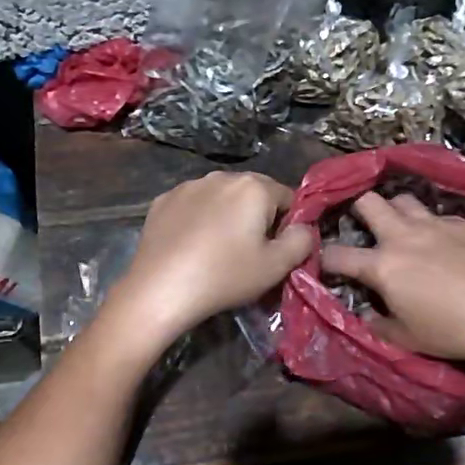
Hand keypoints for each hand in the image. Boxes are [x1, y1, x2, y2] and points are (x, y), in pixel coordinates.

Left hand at [104, 172, 312, 347]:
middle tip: (246, 254)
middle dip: (255, 218)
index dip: (287, 225)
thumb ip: (301, 241)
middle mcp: (220, 176)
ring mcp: (186, 186)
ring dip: (225, 217)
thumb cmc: (224, 276)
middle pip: (252, 194)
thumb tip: (303, 228)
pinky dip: (196, 220)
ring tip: (215, 251)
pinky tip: (189, 247)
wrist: (160, 288)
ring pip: (219, 198)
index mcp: (253, 186)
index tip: (275, 252)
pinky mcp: (161, 201)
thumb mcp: (276, 267)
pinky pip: (191, 207)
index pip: (287, 198)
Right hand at [320, 192, 464, 369]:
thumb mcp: (407, 339)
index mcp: (382, 266)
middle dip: (357, 210)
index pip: (337, 255)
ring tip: (398, 228)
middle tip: (361, 227)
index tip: (323, 264)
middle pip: (368, 202)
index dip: (323, 258)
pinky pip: (438, 214)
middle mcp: (403, 237)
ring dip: (394, 210)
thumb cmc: (455, 332)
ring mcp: (437, 225)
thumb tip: (369, 313)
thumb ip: (379, 322)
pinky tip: (441, 243)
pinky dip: (430, 225)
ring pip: (403, 199)